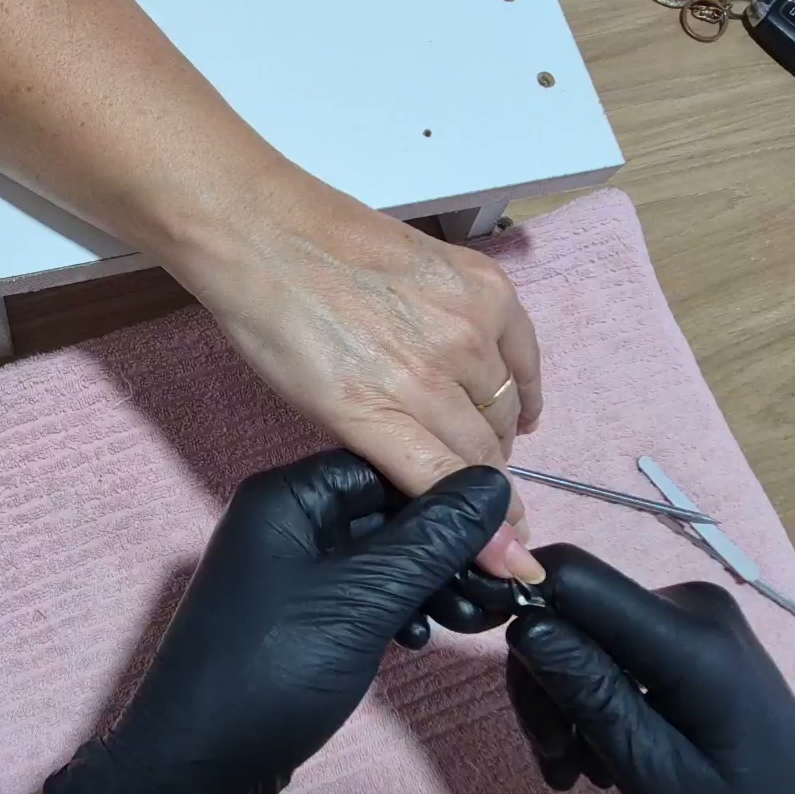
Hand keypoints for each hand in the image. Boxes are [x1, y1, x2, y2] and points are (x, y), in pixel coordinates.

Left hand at [39, 450, 507, 793]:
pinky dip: (397, 608)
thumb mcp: (363, 597)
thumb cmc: (276, 665)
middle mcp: (287, 520)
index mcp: (288, 495)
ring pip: (379, 557)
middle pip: (386, 512)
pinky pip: (361, 593)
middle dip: (445, 549)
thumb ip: (432, 538)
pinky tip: (419, 637)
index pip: (384, 465)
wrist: (199, 765)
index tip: (506, 534)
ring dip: (428, 582)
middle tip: (500, 589)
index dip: (448, 495)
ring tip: (473, 618)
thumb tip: (495, 484)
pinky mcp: (300, 612)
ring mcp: (291, 569)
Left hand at [177, 184, 544, 583]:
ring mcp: (463, 324)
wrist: (266, 236)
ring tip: (478, 434)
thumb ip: (380, 449)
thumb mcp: (314, 408)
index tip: (514, 557)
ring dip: (496, 432)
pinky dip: (524, 387)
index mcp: (371, 412)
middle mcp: (428, 373)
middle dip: (481, 479)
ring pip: (507, 408)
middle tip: (469, 480)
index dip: (490, 534)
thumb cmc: (272, 327)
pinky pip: (528, 354)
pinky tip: (516, 402)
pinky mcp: (485, 283)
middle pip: (485, 453)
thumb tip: (432, 484)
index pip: (451, 487)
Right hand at [499, 544, 794, 793]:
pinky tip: (594, 743)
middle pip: (566, 610)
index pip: (574, 576)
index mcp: (690, 639)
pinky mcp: (675, 626)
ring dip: (560, 695)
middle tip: (553, 757)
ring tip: (574, 765)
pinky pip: (601, 640)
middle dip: (543, 681)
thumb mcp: (656, 774)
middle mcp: (684, 604)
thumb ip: (590, 693)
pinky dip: (585, 689)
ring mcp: (682, 611)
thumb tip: (522, 623)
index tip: (483, 648)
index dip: (515, 593)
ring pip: (576, 629)